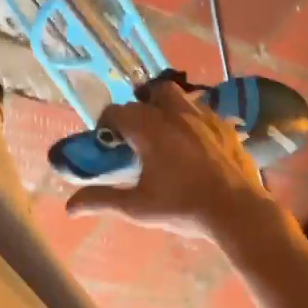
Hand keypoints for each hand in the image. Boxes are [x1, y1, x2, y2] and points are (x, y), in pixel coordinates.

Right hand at [65, 81, 283, 242]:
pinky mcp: (226, 128)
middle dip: (139, 108)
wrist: (238, 213)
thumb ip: (101, 200)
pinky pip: (204, 111)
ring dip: (167, 106)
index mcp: (148, 128)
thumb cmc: (182, 207)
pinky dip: (194, 119)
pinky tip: (195, 140)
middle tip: (138, 134)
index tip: (109, 143)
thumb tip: (69, 207)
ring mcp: (203, 118)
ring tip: (166, 129)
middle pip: (149, 94)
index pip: (117, 111)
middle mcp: (173, 114)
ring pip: (179, 96)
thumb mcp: (137, 207)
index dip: (108, 123)